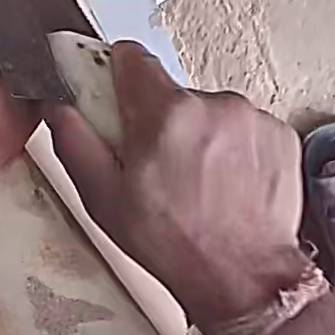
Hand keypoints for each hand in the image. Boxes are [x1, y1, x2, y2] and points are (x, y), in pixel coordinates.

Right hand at [44, 42, 306, 323]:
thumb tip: (57, 107)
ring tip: (189, 184)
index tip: (109, 97)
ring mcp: (250, 118)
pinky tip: (218, 185)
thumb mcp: (102, 200)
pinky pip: (239, 127)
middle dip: (154, 122)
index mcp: (163, 116)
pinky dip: (227, 149)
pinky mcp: (277, 133)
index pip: (131, 58)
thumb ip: (74, 143)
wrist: (240, 275)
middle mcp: (211, 105)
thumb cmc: (173, 244)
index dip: (113, 76)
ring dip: (192, 137)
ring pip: (204, 112)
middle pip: (167, 93)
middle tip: (150, 168)